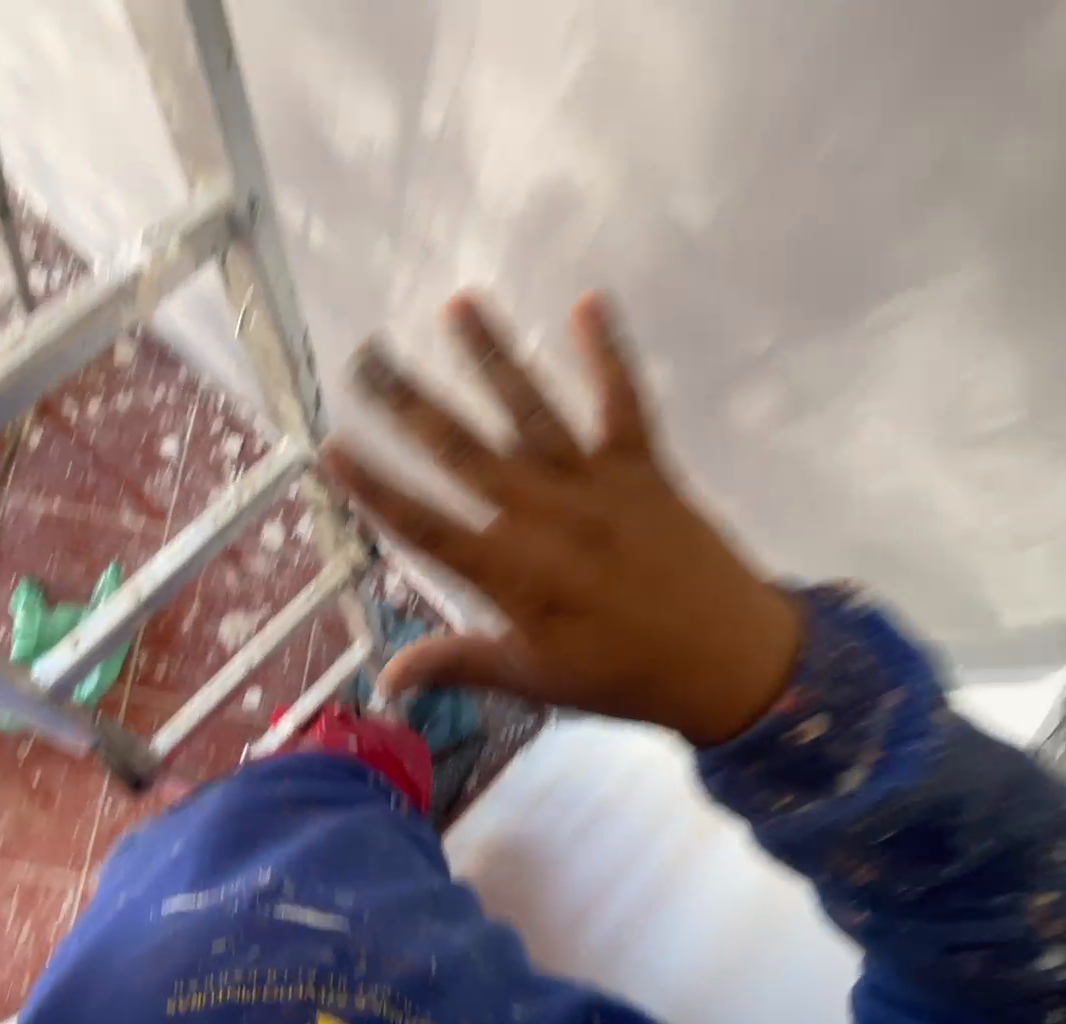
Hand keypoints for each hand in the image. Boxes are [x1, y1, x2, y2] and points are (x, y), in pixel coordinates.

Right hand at [321, 292, 800, 746]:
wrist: (734, 664)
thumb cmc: (623, 676)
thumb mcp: (535, 681)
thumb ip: (458, 665)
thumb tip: (386, 681)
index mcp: (512, 573)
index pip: (424, 524)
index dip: (375, 487)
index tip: (331, 446)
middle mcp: (543, 516)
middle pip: (463, 452)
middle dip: (409, 403)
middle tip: (367, 357)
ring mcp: (595, 484)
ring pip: (531, 412)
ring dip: (492, 357)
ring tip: (458, 305)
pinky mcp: (644, 467)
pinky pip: (623, 401)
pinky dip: (607, 353)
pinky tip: (586, 301)